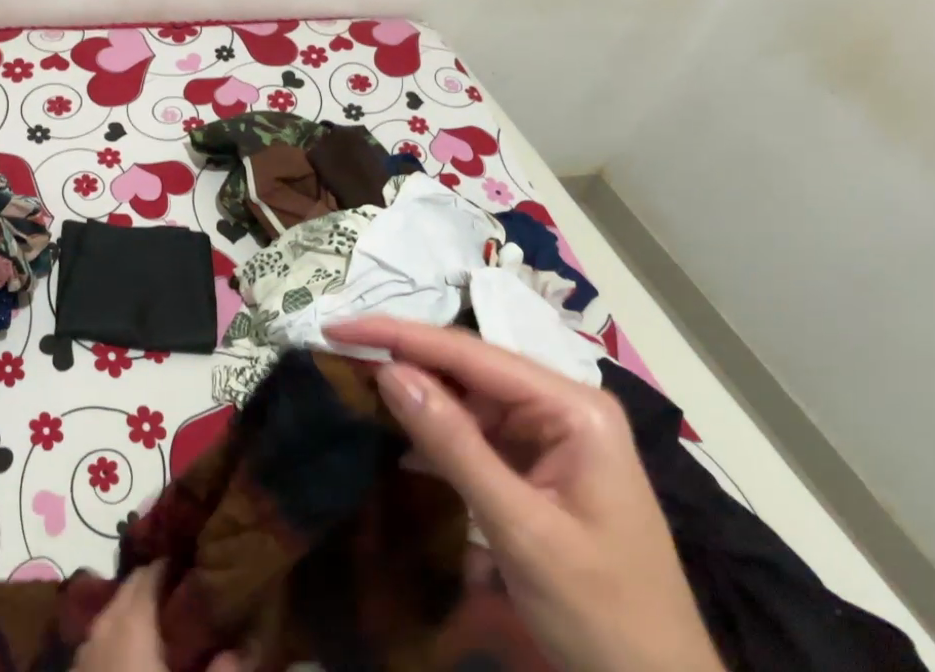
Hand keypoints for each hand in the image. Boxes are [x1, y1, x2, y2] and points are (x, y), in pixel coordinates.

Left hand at [72, 562, 249, 671]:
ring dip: (134, 611)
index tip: (194, 562)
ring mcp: (82, 654)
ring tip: (165, 621)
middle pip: (127, 591)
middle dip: (153, 585)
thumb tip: (242, 647)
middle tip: (185, 589)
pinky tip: (137, 654)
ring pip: (110, 616)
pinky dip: (118, 637)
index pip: (149, 575)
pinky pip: (99, 642)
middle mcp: (101, 628)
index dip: (171, 565)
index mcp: (130, 624)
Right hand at [325, 317, 722, 671]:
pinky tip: (392, 428)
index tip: (337, 325)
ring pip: (467, 399)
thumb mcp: (520, 528)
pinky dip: (432, 432)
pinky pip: (475, 435)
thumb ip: (454, 444)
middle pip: (468, 369)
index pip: (471, 354)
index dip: (400, 335)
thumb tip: (388, 371)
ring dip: (413, 393)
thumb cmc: (600, 609)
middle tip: (334, 349)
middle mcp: (562, 409)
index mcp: (572, 409)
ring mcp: (551, 439)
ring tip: (349, 379)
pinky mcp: (537, 469)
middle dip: (403, 356)